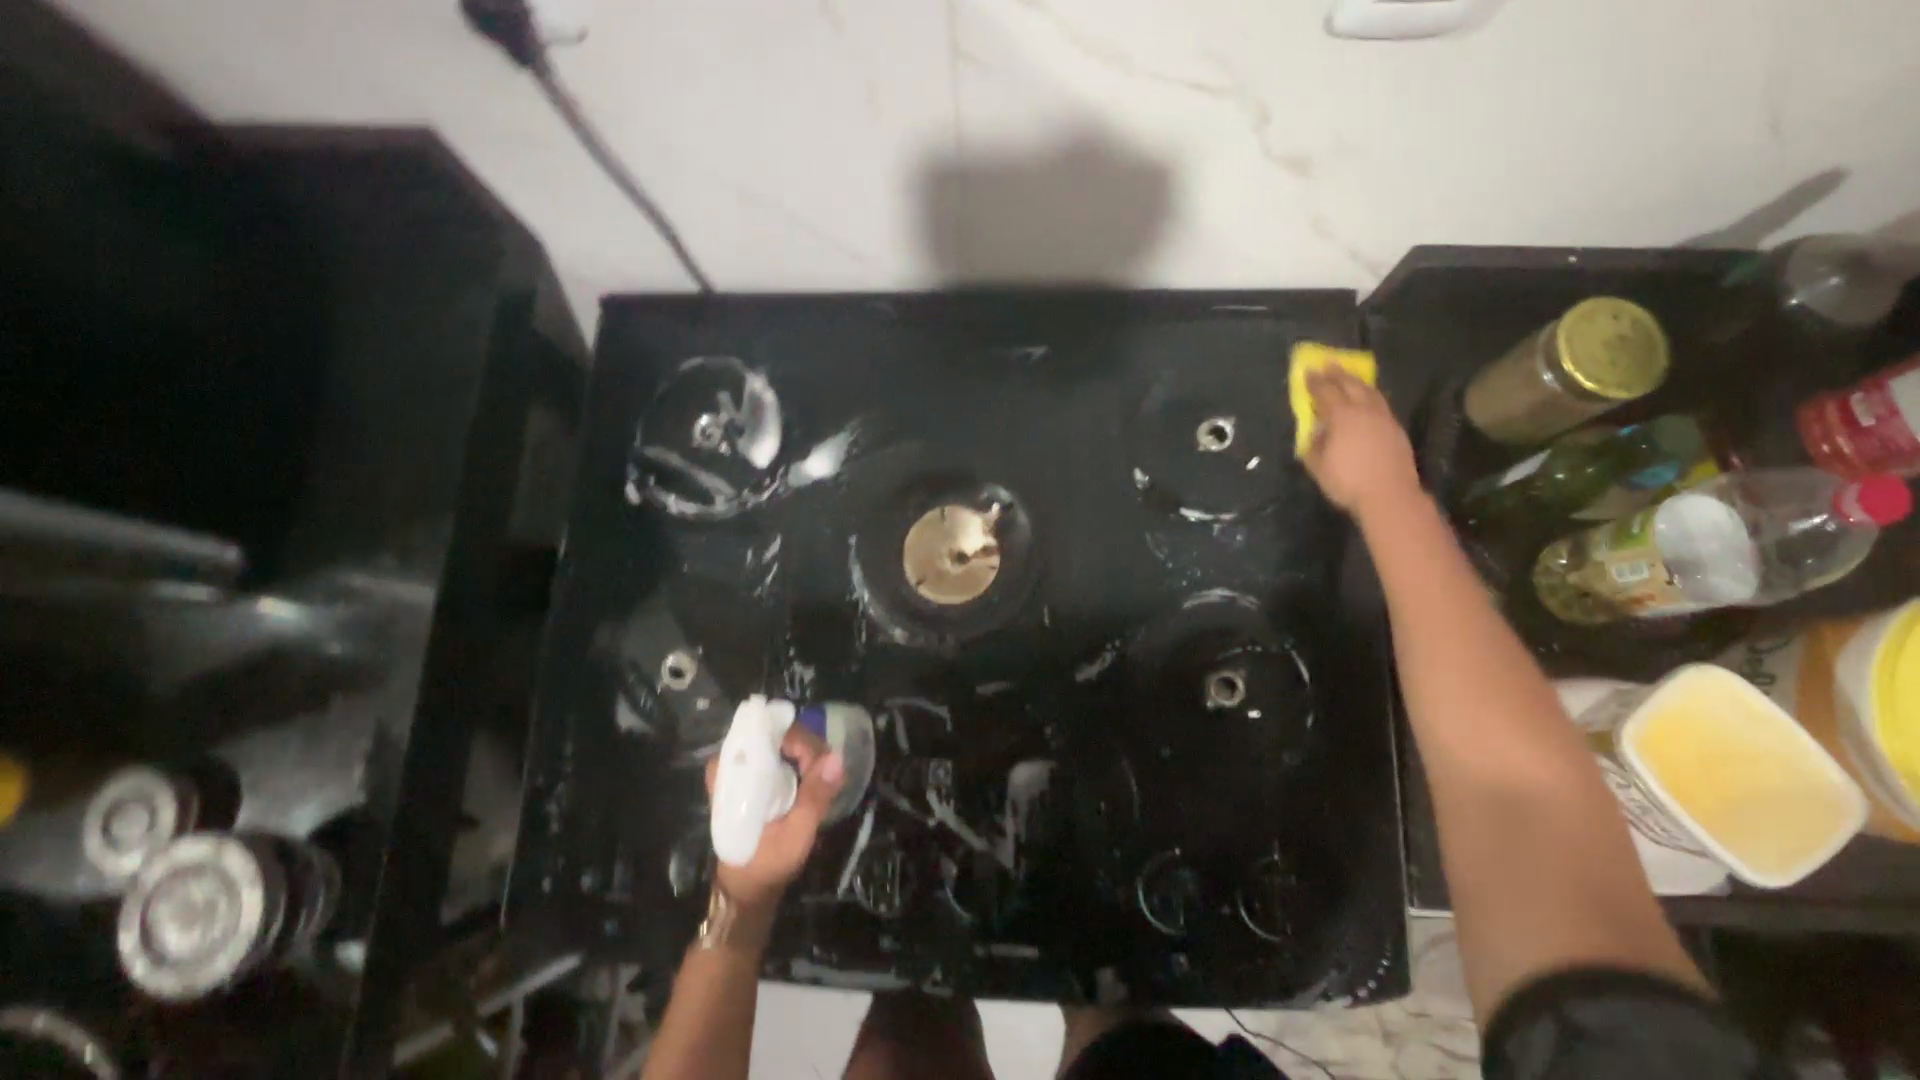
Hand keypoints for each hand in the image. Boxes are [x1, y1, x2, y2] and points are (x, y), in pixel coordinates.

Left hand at [705, 726, 845, 910]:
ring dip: (809, 759)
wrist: (747, 887)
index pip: (770, 731)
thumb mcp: (795, 835)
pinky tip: (811, 785)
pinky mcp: (755, 774)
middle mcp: (734, 759)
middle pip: (780, 733)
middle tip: (824, 780)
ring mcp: (745, 766)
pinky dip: (803, 765)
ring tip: (820, 786)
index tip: (818, 770)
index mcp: (732, 769)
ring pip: (785, 742)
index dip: (801, 743)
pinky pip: (783, 755)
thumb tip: (837, 758)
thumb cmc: (765, 864)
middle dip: (809, 752)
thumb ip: (814, 797)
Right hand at [1303, 368, 1422, 519]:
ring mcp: (1383, 418)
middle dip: (1338, 374)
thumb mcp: (1318, 466)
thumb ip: (1314, 445)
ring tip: (1350, 378)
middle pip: (1351, 385)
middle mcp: (1364, 410)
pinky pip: (1381, 404)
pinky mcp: (1396, 429)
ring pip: (1370, 392)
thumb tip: (1317, 432)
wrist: (1389, 495)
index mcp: (1342, 416)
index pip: (1325, 392)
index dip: (1315, 382)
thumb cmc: (1347, 482)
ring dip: (1357, 382)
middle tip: (1329, 364)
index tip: (1308, 372)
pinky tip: (1368, 401)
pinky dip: (1370, 397)